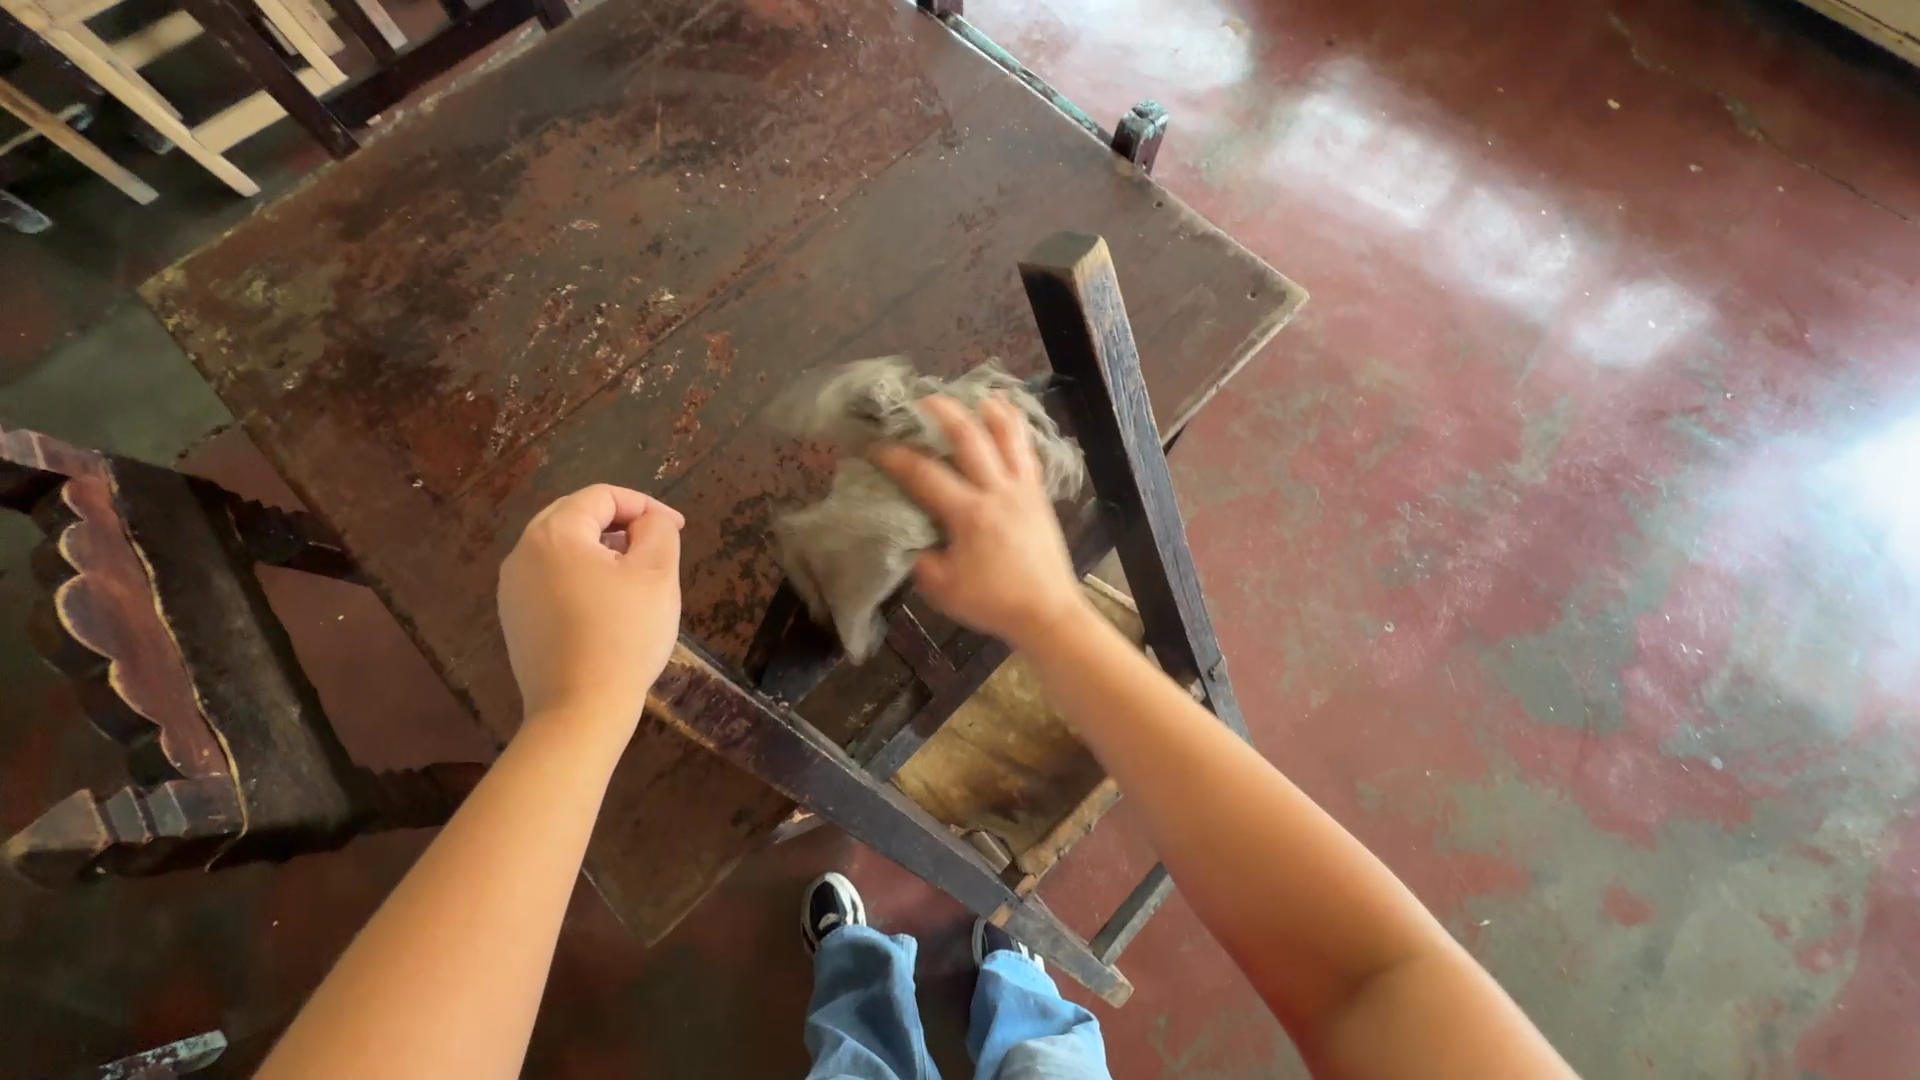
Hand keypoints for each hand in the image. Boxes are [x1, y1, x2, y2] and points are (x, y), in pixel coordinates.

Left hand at [497, 484, 683, 737]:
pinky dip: (583, 576)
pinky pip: (551, 578)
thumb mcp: (657, 574)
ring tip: (636, 573)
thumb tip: (648, 521)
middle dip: (621, 522)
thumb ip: (658, 530)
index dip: (645, 505)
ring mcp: (512, 588)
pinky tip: (608, 604)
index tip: (678, 528)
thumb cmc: (625, 634)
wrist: (581, 707)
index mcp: (554, 534)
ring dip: (601, 549)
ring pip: (562, 548)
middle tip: (657, 543)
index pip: (602, 496)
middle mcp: (522, 553)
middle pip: (575, 516)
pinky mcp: (515, 618)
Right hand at [872, 395, 1087, 649]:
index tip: (872, 445)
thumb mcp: (942, 588)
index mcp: (970, 514)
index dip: (894, 456)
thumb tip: (906, 532)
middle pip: (968, 436)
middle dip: (940, 412)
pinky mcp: (1039, 493)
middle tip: (918, 399)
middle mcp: (998, 491)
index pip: (924, 474)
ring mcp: (1023, 489)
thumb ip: (919, 557)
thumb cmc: (993, 603)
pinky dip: (1015, 427)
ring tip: (970, 393)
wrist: (1048, 613)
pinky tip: (1006, 415)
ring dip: (986, 410)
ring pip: (1007, 435)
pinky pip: (1027, 450)